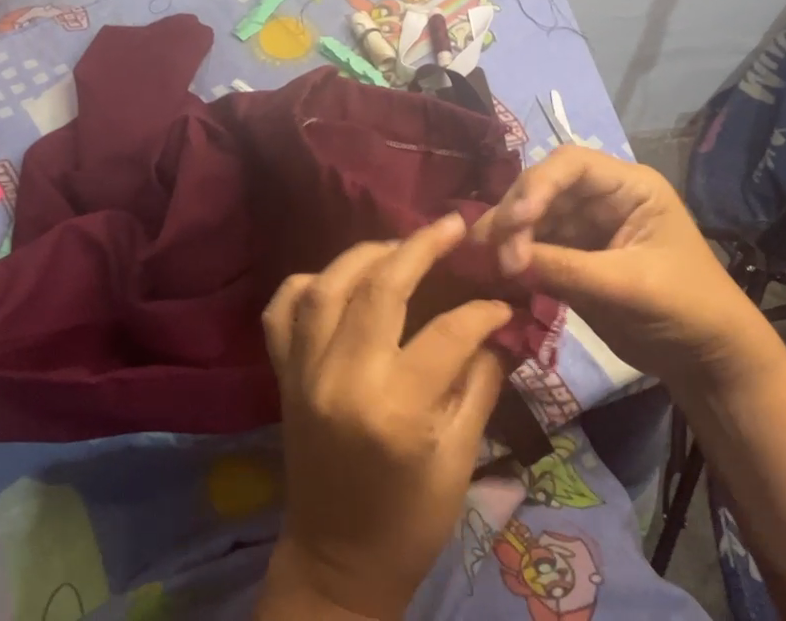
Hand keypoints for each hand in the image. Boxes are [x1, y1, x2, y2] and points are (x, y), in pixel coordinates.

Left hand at [257, 215, 510, 619]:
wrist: (337, 559)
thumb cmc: (411, 520)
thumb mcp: (460, 458)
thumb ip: (479, 383)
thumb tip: (500, 327)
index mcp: (395, 408)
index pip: (447, 332)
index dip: (482, 310)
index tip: (503, 301)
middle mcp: (342, 378)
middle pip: (380, 288)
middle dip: (422, 248)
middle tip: (453, 225)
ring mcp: (303, 372)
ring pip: (326, 286)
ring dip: (365, 255)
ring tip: (402, 246)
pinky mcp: (283, 376)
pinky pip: (282, 311)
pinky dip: (307, 284)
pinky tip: (336, 278)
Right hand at [470, 146, 777, 394]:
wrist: (709, 360)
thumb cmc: (687, 309)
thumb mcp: (628, 286)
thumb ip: (566, 269)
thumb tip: (503, 260)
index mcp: (629, 187)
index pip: (571, 165)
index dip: (536, 186)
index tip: (515, 222)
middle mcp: (602, 198)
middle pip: (542, 188)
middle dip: (515, 216)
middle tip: (492, 255)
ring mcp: (585, 228)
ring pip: (531, 218)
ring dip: (506, 237)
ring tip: (480, 262)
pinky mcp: (572, 258)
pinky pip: (533, 248)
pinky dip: (512, 258)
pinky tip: (492, 272)